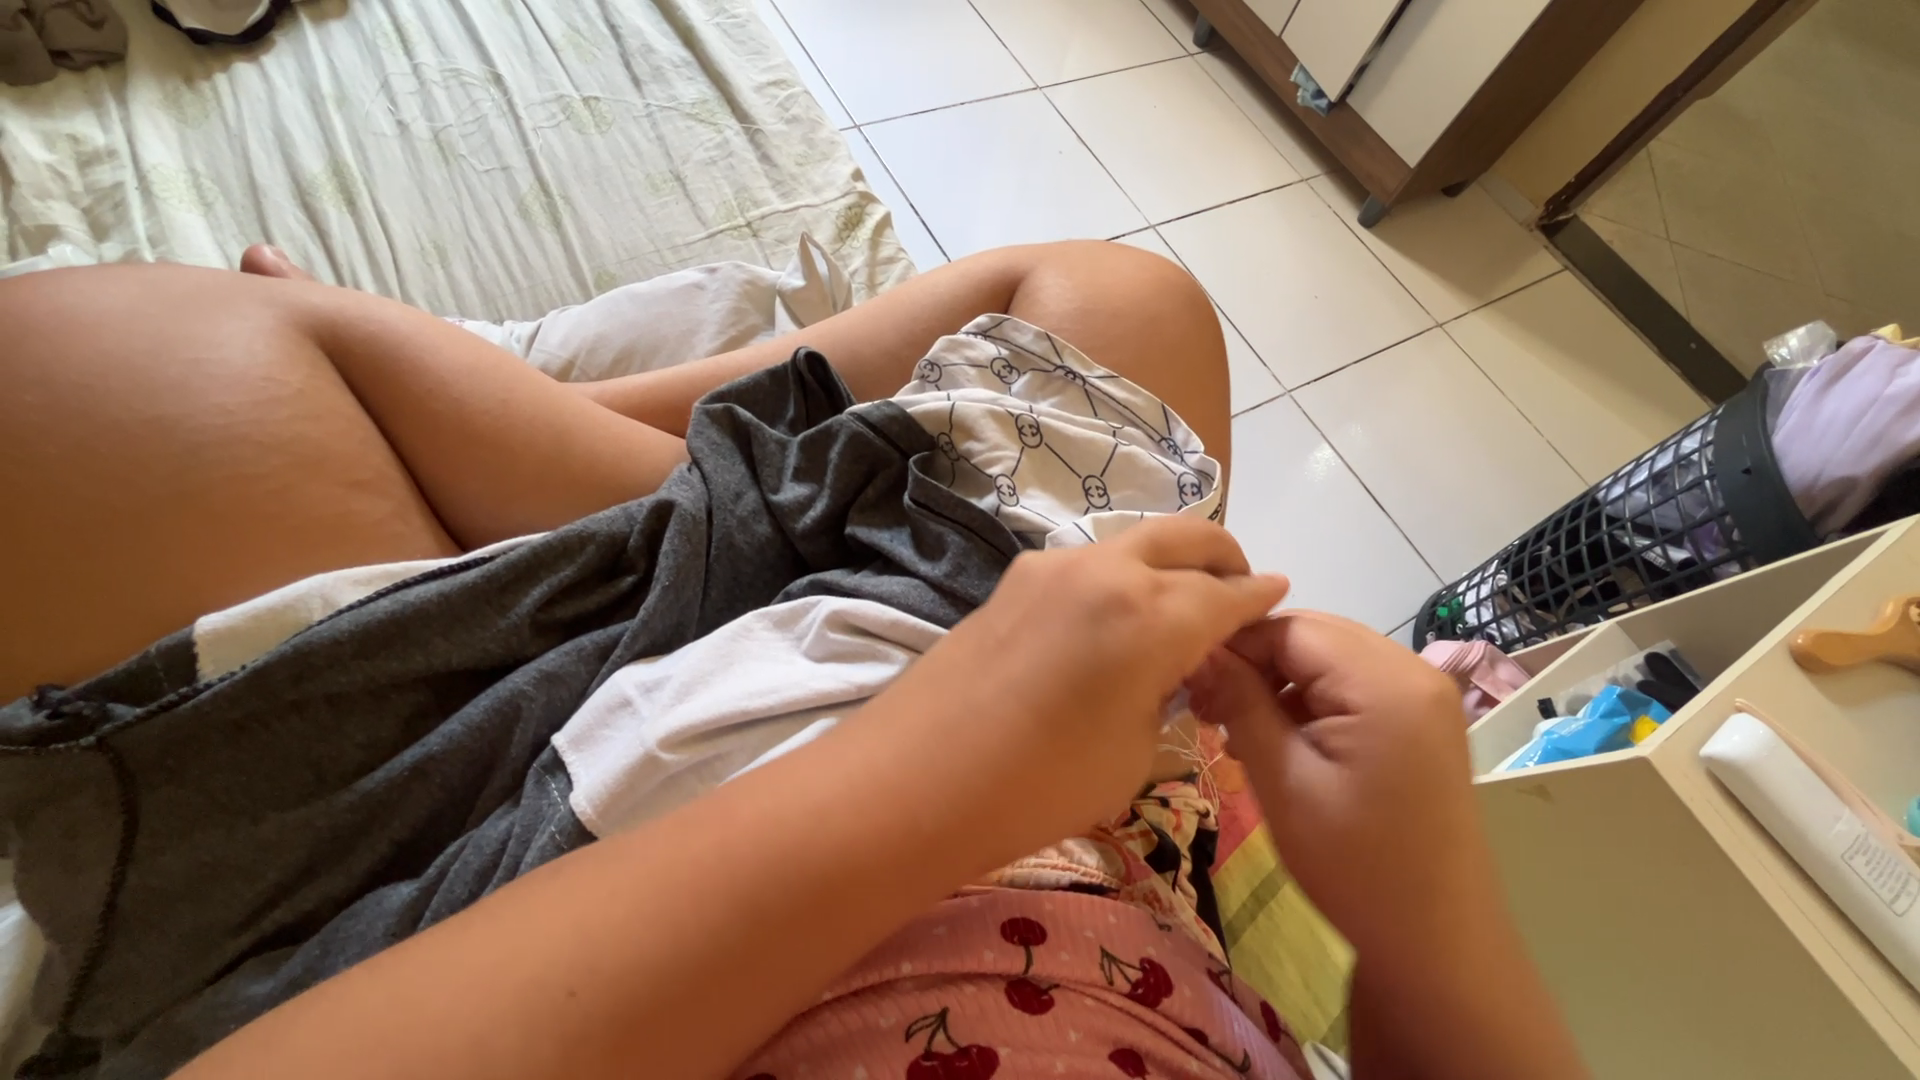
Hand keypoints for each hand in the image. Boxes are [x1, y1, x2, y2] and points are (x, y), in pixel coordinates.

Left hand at [865, 517, 1286, 861]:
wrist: (917, 778)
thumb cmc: (1040, 785)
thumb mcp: (1132, 752)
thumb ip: (1162, 694)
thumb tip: (1169, 667)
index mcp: (1150, 613)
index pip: (1224, 594)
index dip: (1257, 597)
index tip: (1278, 592)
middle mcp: (1104, 571)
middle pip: (1182, 538)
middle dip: (1221, 555)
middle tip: (1238, 583)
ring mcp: (1050, 568)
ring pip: (1130, 546)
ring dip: (1165, 563)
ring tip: (1178, 603)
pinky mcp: (1011, 581)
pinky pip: (1085, 567)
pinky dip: (1118, 579)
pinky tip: (1115, 618)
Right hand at [1189, 612, 1494, 952]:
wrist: (1436, 942)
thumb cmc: (1353, 863)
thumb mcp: (1282, 778)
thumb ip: (1240, 700)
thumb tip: (1201, 650)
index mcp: (1385, 682)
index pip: (1289, 627)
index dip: (1233, 645)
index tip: (1191, 683)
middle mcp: (1414, 672)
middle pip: (1312, 635)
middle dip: (1255, 662)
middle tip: (1208, 708)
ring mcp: (1425, 695)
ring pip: (1329, 657)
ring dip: (1279, 681)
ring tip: (1239, 730)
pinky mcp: (1424, 720)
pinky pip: (1353, 683)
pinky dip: (1310, 698)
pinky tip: (1281, 739)